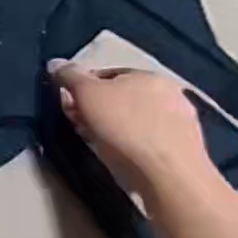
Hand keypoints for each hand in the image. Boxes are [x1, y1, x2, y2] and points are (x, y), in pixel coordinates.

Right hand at [46, 60, 212, 192]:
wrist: (168, 174)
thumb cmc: (125, 127)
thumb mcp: (85, 93)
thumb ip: (69, 75)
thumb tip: (55, 63)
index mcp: (149, 75)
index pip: (104, 75)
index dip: (80, 88)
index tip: (70, 105)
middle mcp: (170, 93)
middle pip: (117, 97)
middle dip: (94, 108)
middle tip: (79, 123)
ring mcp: (180, 121)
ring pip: (130, 119)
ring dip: (109, 126)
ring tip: (96, 140)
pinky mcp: (182, 148)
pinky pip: (144, 138)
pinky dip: (128, 142)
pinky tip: (119, 153)